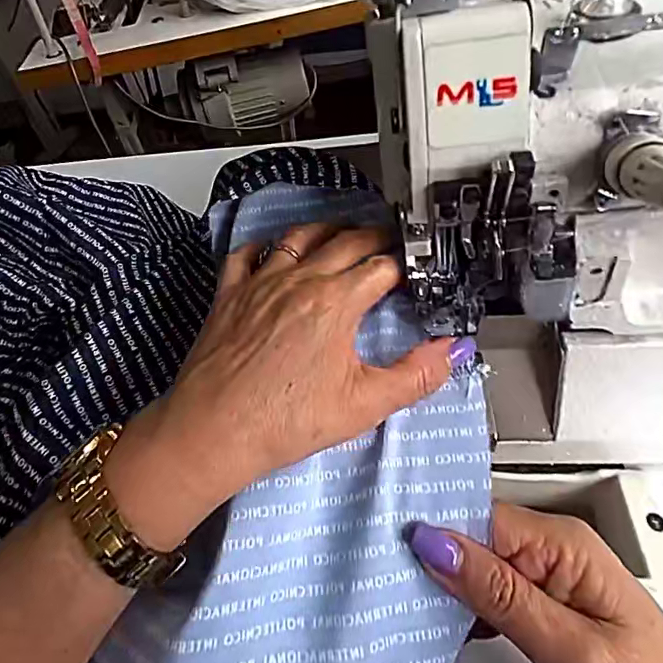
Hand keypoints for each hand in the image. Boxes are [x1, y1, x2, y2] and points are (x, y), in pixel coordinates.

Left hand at [102, 224, 463, 548]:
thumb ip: (415, 376)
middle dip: (374, 237)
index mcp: (335, 303)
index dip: (404, 266)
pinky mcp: (230, 295)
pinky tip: (272, 251)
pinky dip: (266, 245)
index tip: (412, 270)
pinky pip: (247, 253)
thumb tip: (449, 353)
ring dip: (328, 230)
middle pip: (346, 241)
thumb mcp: (363, 405)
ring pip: (300, 236)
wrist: (213, 432)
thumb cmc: (281, 421)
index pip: (382, 266)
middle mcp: (298, 282)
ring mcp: (261, 284)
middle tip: (389, 242)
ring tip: (343, 233)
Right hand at [410, 504, 662, 662]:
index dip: (434, 528)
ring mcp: (555, 587)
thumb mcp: (573, 654)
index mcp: (568, 547)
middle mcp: (560, 556)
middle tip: (384, 576)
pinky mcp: (551, 617)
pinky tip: (437, 622)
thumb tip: (441, 544)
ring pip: (482, 568)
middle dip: (433, 554)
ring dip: (445, 584)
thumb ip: (503, 595)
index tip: (386, 542)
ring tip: (399, 597)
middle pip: (479, 538)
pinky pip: (496, 598)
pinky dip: (465, 610)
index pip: (483, 516)